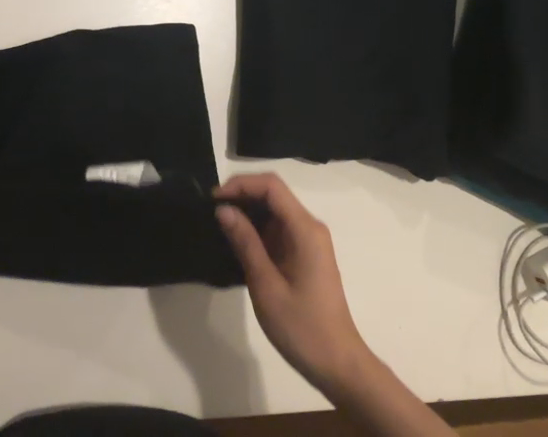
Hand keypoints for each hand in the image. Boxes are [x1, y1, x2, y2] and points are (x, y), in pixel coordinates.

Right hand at [214, 173, 374, 397]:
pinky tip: (236, 244)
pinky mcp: (305, 255)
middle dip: (241, 196)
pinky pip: (278, 230)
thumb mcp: (266, 285)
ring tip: (218, 226)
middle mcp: (310, 227)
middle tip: (210, 213)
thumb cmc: (301, 326)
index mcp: (305, 229)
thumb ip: (245, 243)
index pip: (271, 187)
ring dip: (247, 213)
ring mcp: (309, 241)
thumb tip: (223, 210)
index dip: (240, 185)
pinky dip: (256, 230)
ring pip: (274, 212)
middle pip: (273, 195)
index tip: (213, 200)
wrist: (336, 362)